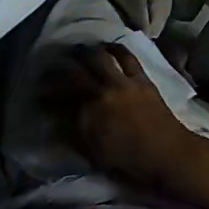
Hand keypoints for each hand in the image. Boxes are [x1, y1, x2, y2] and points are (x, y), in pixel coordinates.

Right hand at [43, 42, 208, 189]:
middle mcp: (99, 95)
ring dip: (83, 53)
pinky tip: (107, 46)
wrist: (168, 155)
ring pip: (97, 59)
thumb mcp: (94, 153)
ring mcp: (121, 84)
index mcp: (86, 116)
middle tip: (52, 69)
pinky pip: (126, 57)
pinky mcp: (140, 79)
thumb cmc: (130, 161)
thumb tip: (58, 121)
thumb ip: (74, 134)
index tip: (40, 94)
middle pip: (72, 75)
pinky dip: (115, 49)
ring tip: (77, 51)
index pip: (58, 101)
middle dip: (57, 71)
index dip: (46, 96)